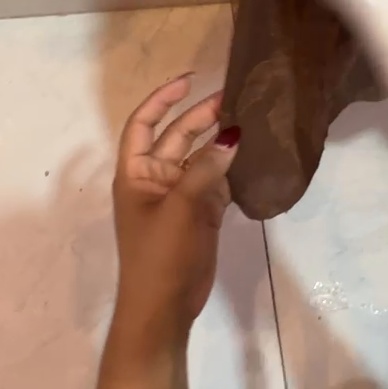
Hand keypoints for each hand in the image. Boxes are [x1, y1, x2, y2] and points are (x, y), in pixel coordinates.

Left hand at [110, 75, 239, 341]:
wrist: (164, 307)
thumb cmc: (160, 254)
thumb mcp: (181, 207)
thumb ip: (205, 169)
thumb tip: (232, 135)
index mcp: (135, 171)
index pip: (144, 123)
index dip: (163, 99)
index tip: (190, 81)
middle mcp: (155, 177)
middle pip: (177, 136)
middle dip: (202, 116)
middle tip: (235, 99)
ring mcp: (179, 195)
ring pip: (200, 157)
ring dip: (220, 140)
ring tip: (249, 120)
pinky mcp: (200, 212)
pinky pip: (216, 179)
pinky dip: (231, 167)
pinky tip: (252, 153)